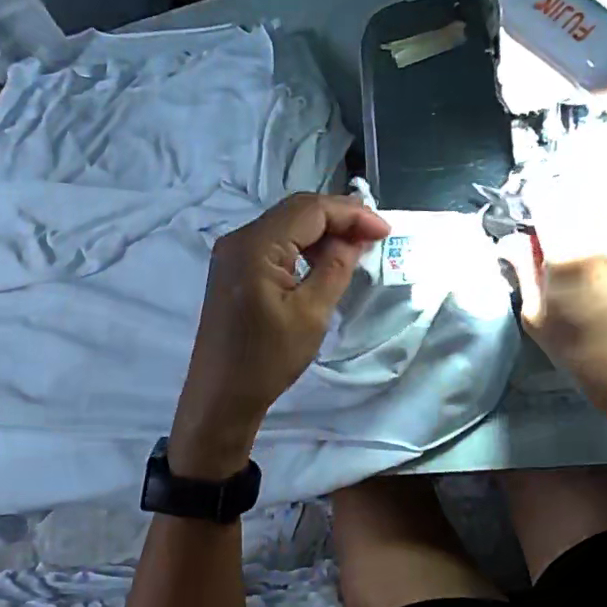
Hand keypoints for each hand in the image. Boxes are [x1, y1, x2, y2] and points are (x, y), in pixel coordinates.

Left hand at [170, 193, 390, 478]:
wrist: (221, 395)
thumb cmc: (268, 358)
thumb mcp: (312, 313)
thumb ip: (336, 267)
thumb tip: (354, 239)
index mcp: (255, 245)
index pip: (311, 210)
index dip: (352, 214)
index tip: (385, 230)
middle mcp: (239, 239)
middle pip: (297, 211)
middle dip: (339, 218)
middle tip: (374, 236)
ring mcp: (232, 253)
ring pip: (286, 224)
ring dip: (322, 231)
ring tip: (355, 248)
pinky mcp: (234, 269)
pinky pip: (274, 243)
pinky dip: (303, 245)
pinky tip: (324, 260)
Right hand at [499, 182, 606, 464]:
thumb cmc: (602, 365)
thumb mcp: (544, 327)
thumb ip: (525, 273)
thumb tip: (516, 242)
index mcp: (575, 252)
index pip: (544, 194)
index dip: (537, 205)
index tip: (539, 222)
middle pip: (585, 182)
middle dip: (573, 199)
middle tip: (573, 228)